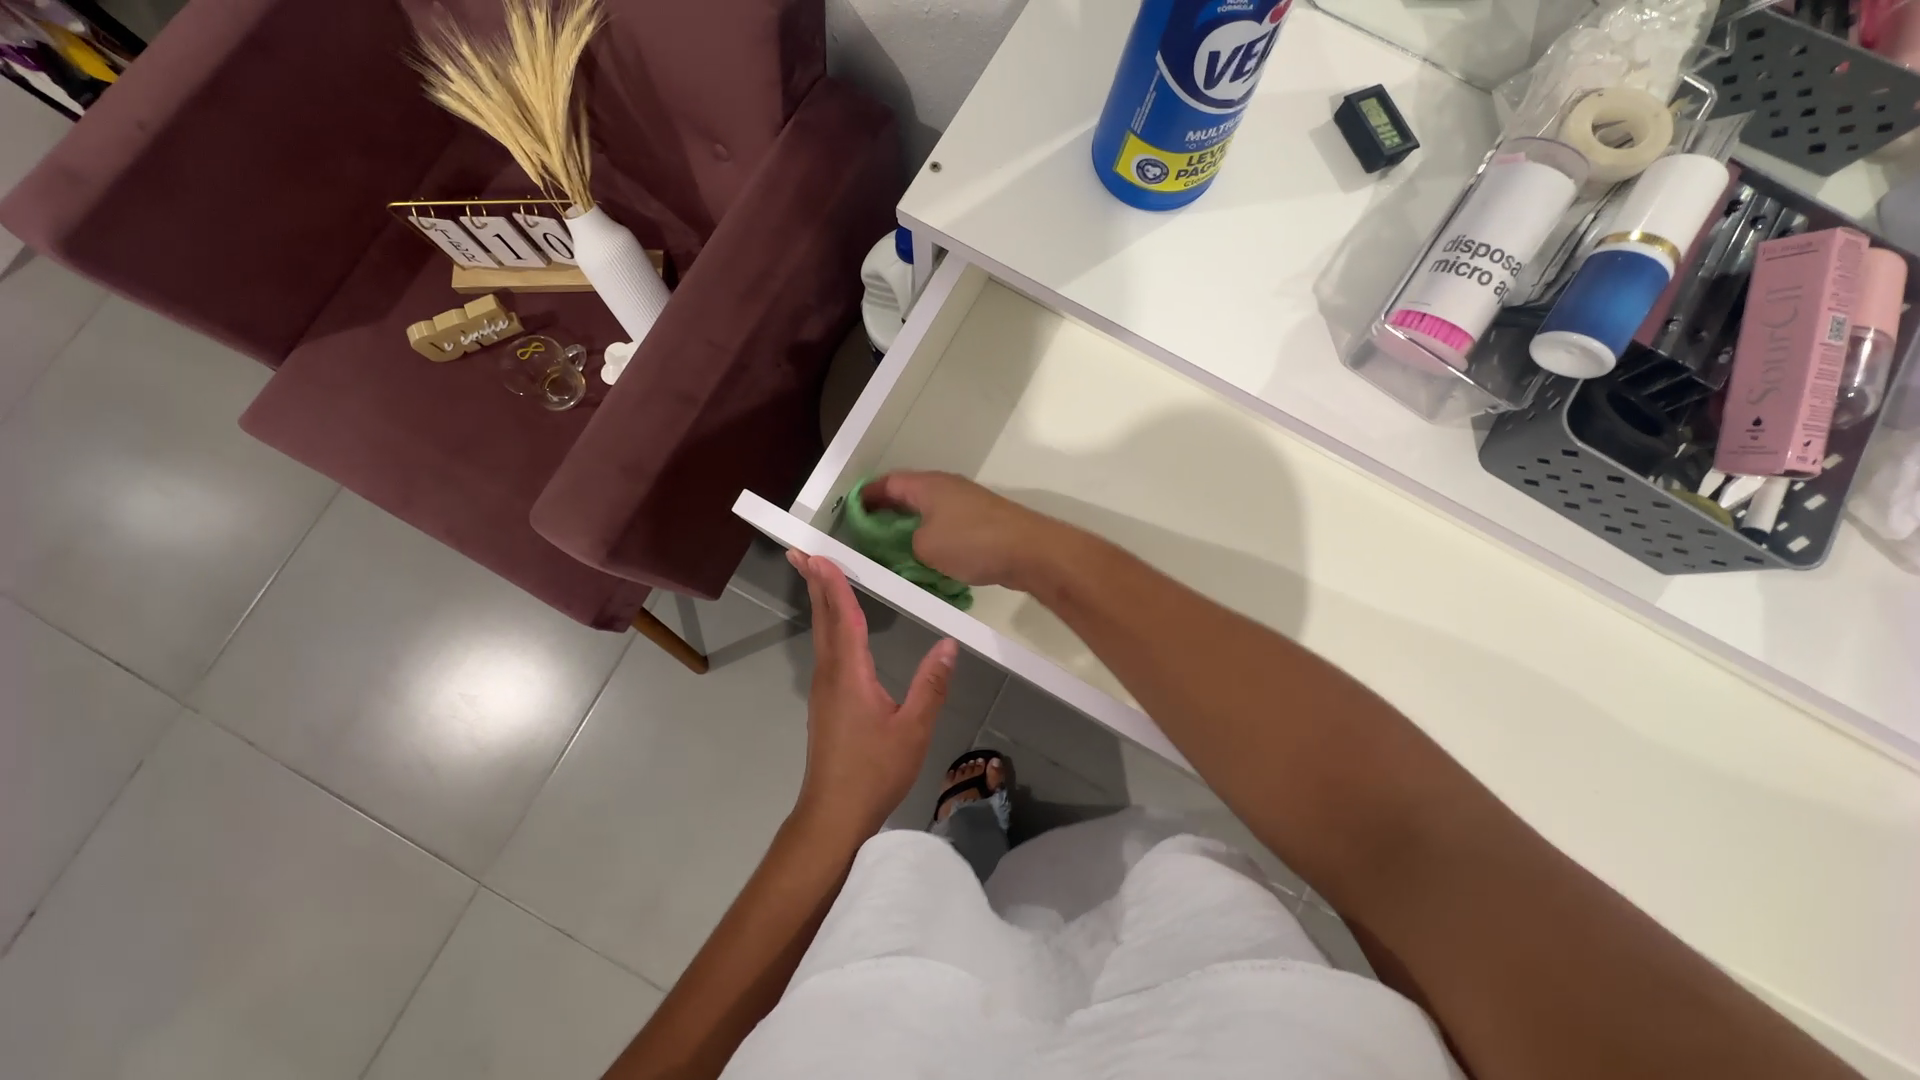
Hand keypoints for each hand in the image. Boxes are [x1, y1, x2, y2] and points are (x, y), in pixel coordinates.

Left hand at [788, 550, 955, 838]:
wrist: (834, 813)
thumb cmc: (875, 772)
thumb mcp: (913, 730)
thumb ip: (930, 686)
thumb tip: (948, 644)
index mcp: (850, 674)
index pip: (844, 618)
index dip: (834, 584)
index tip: (820, 554)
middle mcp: (830, 674)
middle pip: (823, 619)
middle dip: (813, 583)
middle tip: (800, 551)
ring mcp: (823, 690)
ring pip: (821, 635)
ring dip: (819, 602)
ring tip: (816, 576)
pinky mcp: (825, 703)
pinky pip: (825, 651)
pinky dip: (827, 626)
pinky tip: (836, 628)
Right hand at [862, 471, 1067, 591]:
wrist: (1029, 551)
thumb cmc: (971, 543)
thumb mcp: (924, 547)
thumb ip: (905, 544)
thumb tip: (909, 544)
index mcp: (927, 485)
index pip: (887, 483)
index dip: (866, 497)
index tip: (850, 513)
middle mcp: (947, 488)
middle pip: (908, 496)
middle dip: (887, 516)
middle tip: (868, 537)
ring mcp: (967, 504)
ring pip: (929, 514)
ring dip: (911, 530)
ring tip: (894, 552)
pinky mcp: (983, 523)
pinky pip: (947, 528)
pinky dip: (933, 540)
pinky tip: (929, 561)